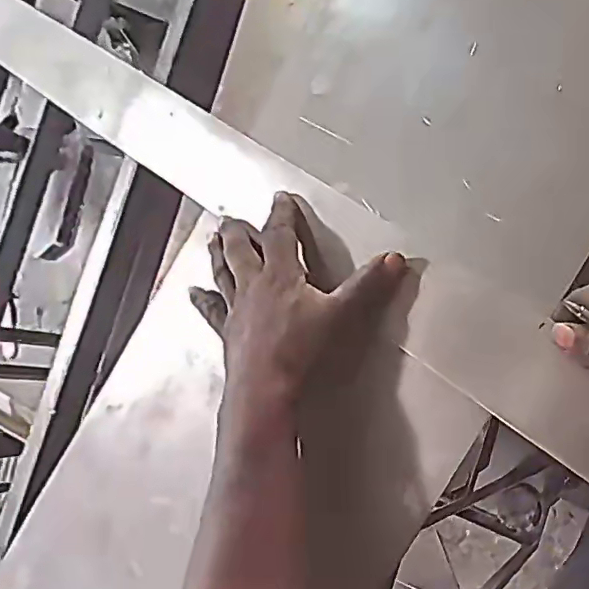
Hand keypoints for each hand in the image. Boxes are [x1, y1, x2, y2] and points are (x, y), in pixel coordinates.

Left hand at [190, 192, 405, 408]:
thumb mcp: (344, 314)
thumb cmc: (304, 350)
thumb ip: (369, 285)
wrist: (265, 390)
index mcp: (281, 276)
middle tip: (233, 219)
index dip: (282, 215)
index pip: (280, 236)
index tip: (280, 198)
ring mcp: (236, 310)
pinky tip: (193, 292)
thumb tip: (395, 258)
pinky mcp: (227, 333)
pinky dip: (202, 298)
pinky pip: (212, 309)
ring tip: (213, 239)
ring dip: (219, 254)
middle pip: (242, 250)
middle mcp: (254, 287)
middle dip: (240, 232)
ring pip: (224, 273)